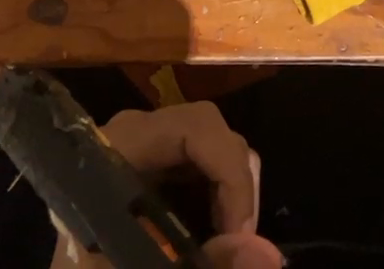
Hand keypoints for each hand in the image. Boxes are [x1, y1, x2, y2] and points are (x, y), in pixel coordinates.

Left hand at [48, 102, 283, 268]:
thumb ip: (205, 266)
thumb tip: (267, 255)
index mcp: (115, 150)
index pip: (194, 127)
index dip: (230, 174)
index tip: (241, 234)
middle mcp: (128, 134)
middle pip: (206, 128)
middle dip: (235, 182)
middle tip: (241, 242)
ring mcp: (138, 145)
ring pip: (208, 140)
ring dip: (229, 189)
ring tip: (228, 242)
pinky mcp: (146, 164)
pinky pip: (197, 159)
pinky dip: (216, 193)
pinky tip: (213, 233)